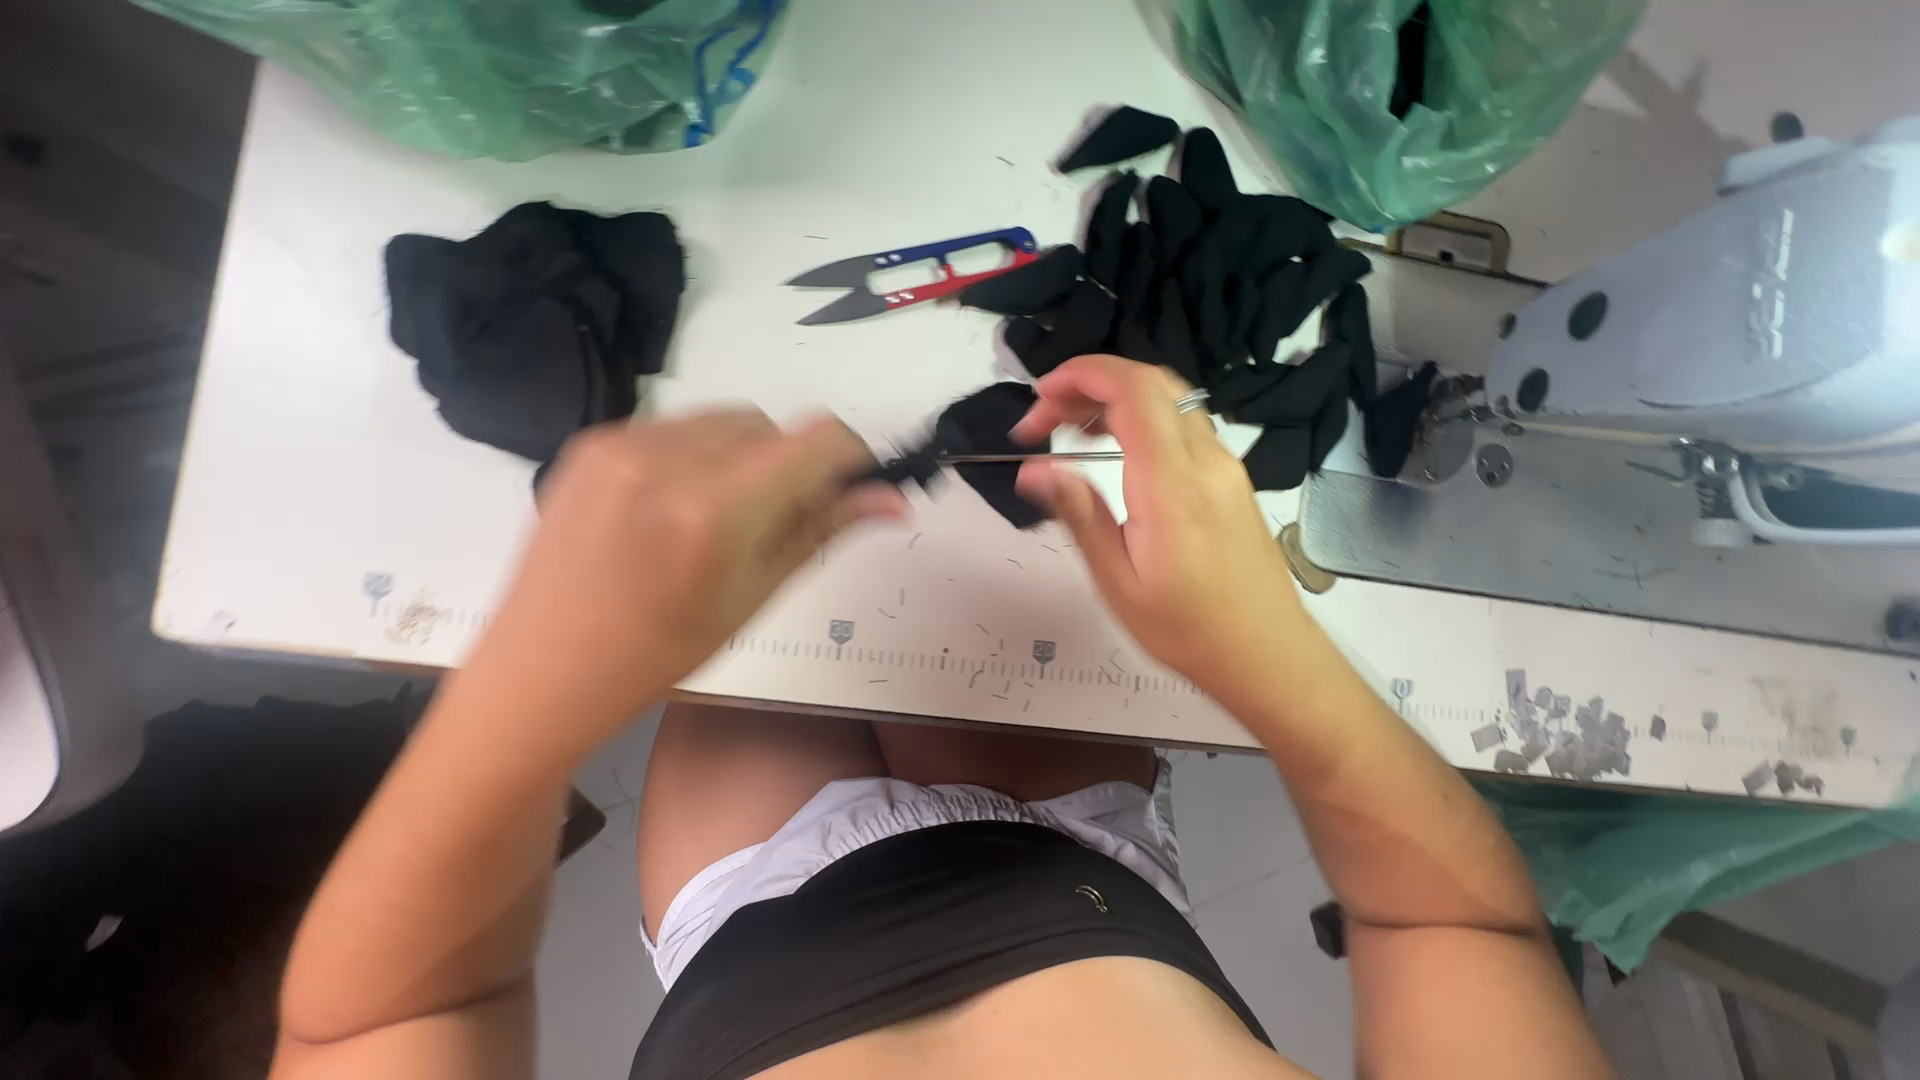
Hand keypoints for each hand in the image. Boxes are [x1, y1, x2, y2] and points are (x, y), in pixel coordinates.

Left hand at [468, 410, 907, 728]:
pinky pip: (674, 426)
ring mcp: (620, 444)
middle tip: (777, 520)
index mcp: (713, 511)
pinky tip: (672, 506)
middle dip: (791, 462)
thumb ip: (821, 531)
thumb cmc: (659, 653)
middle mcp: (665, 459)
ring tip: (719, 515)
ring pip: (723, 421)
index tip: (853, 485)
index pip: (815, 440)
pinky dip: (696, 455)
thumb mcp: (753, 597)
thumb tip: (892, 500)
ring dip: (744, 455)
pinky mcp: (590, 441)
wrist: (542, 671)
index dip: (850, 455)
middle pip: (769, 424)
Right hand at [1011, 355, 1311, 705]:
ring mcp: (1224, 466)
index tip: (1040, 396)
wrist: (1266, 653)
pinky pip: (1182, 422)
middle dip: (1089, 382)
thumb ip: (1080, 515)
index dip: (1081, 375)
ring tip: (1068, 429)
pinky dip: (1139, 416)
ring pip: (1168, 398)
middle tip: (1044, 417)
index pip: (1132, 391)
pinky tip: (1112, 446)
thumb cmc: (1188, 629)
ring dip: (1114, 397)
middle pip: (1149, 383)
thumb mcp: (1119, 582)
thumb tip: (1034, 469)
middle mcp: (1206, 462)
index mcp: (1174, 486)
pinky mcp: (1229, 477)